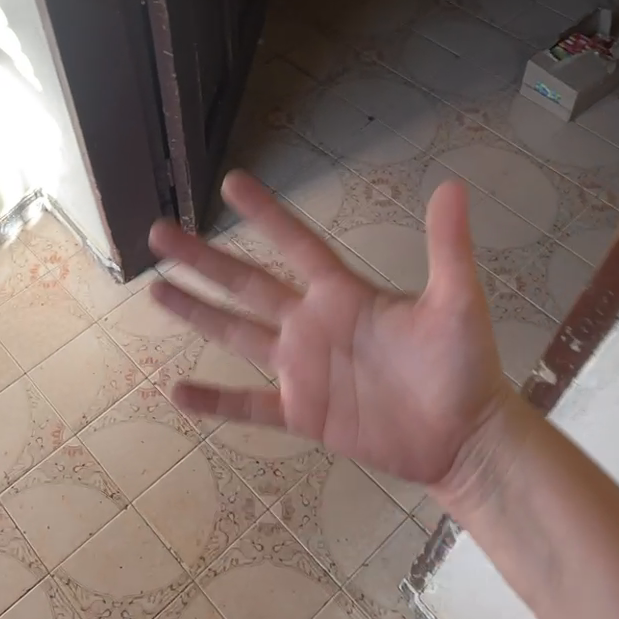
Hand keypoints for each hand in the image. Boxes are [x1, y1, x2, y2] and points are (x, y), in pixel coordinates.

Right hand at [147, 170, 517, 486]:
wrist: (463, 436)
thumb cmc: (462, 366)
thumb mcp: (457, 304)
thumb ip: (447, 248)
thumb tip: (452, 185)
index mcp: (342, 294)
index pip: (296, 245)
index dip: (266, 215)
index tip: (232, 182)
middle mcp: (311, 324)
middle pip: (246, 284)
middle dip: (203, 259)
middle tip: (160, 232)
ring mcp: (303, 370)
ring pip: (237, 334)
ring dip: (198, 313)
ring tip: (155, 290)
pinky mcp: (303, 413)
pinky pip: (249, 406)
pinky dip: (215, 401)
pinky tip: (178, 391)